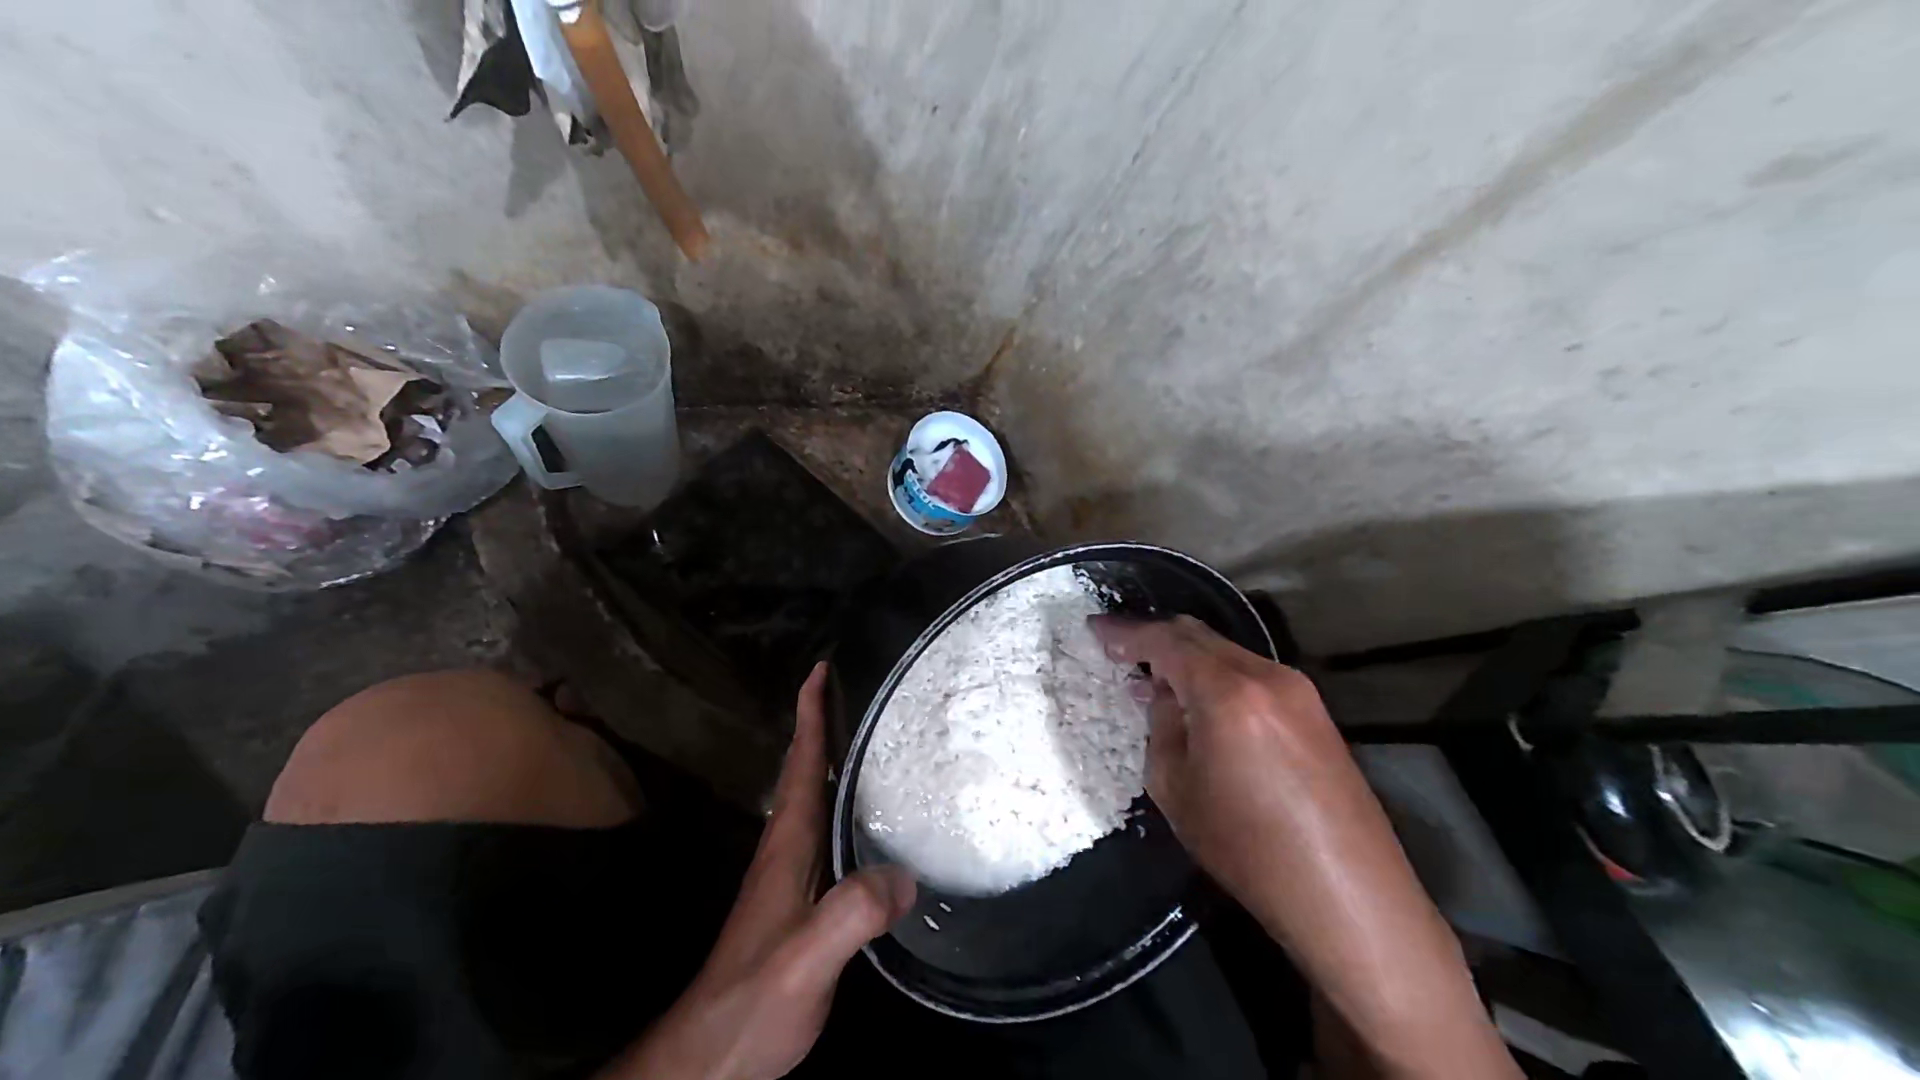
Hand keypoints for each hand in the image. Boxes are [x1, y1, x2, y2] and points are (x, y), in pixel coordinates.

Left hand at [600, 663, 915, 1079]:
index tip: (819, 670)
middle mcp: (785, 851)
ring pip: (812, 799)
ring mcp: (788, 877)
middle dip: (822, 726)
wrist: (708, 1057)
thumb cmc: (751, 1003)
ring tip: (865, 738)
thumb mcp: (804, 960)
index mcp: (786, 848)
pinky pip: (823, 831)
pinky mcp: (797, 901)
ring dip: (829, 761)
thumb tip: (905, 874)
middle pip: (804, 773)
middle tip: (853, 692)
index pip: (799, 767)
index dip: (809, 717)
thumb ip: (848, 915)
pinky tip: (864, 816)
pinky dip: (838, 804)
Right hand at [1092, 614, 1362, 915]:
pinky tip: (1200, 702)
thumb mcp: (1176, 787)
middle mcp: (1266, 675)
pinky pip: (1250, 675)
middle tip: (1119, 649)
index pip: (1165, 640)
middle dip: (1155, 637)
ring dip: (1187, 659)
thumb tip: (1165, 694)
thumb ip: (1163, 725)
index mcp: (1227, 692)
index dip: (1125, 631)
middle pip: (1199, 636)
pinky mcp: (1314, 711)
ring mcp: (1298, 690)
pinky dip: (1216, 676)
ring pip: (1226, 653)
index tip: (1095, 629)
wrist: (1347, 896)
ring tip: (1155, 681)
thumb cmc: (1247, 847)